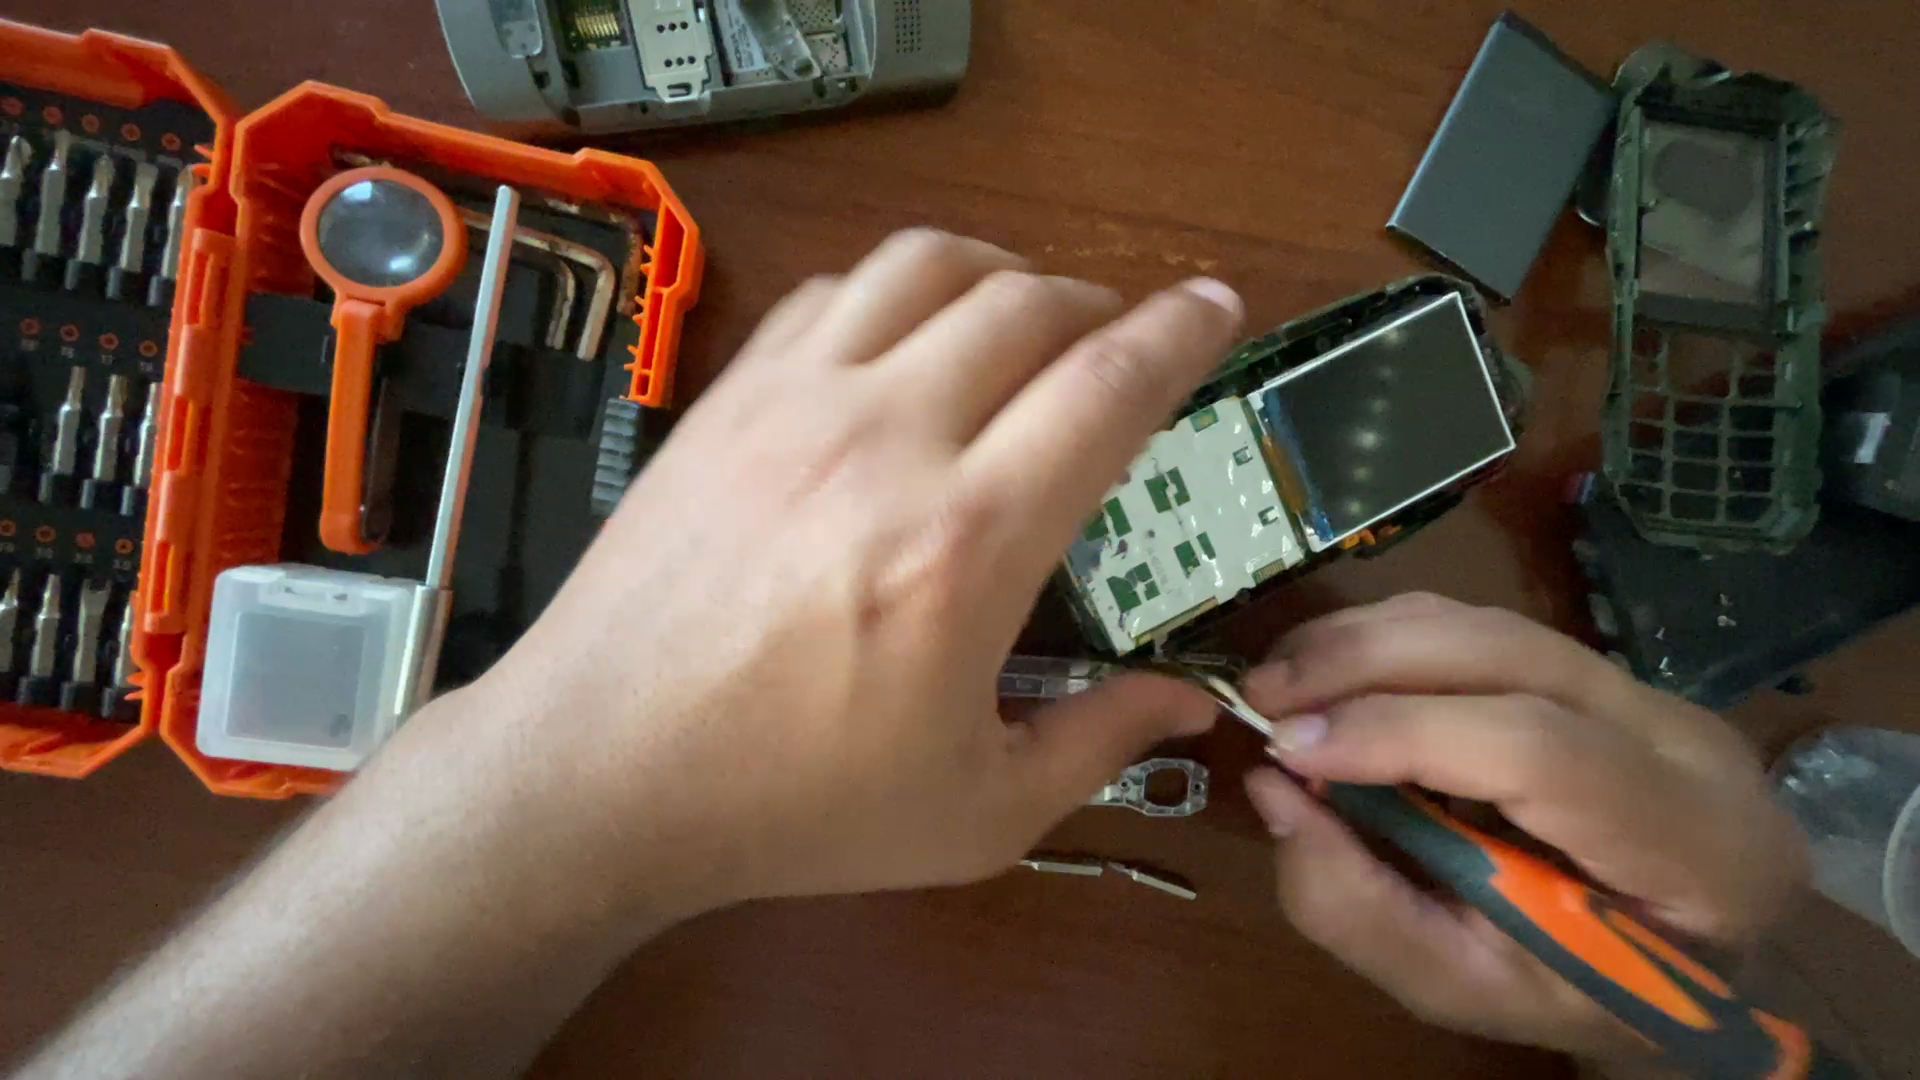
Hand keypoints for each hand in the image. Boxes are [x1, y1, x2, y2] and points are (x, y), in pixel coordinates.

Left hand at [428, 230, 1238, 912]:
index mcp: (965, 544)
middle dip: (1100, 306)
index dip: (1179, 333)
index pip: (1104, 389)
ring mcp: (795, 402)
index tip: (1214, 307)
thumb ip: (1099, 743)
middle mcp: (886, 441)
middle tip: (1118, 346)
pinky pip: (836, 292)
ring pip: (928, 265)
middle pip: (1026, 305)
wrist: (598, 770)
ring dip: (1002, 274)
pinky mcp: (730, 398)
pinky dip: (900, 292)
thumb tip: (1186, 701)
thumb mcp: (976, 811)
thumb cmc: (793, 805)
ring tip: (1023, 321)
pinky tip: (908, 343)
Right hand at [1239, 593, 1805, 1059]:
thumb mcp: (1461, 986)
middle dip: (1359, 662)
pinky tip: (1322, 669)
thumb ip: (1357, 908)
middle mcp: (1676, 739)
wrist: (1669, 947)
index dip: (1396, 735)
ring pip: (1473, 622)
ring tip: (1277, 681)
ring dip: (1355, 639)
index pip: (1538, 751)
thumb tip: (1270, 787)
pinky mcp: (1575, 663)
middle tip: (1259, 696)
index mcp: (1691, 846)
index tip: (1284, 749)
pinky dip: (1374, 635)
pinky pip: (1462, 621)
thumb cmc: (1575, 986)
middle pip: (1499, 651)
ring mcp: (1628, 685)